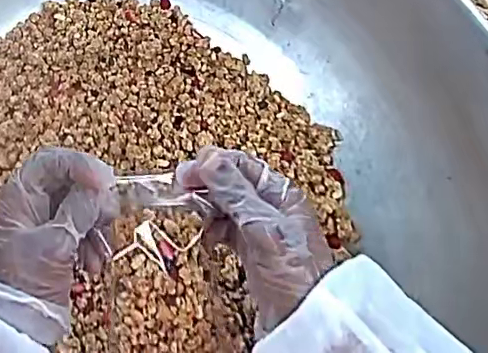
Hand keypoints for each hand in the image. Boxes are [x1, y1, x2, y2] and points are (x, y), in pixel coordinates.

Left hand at [0, 147, 115, 345]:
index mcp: (19, 194)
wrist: (23, 329)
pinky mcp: (56, 237)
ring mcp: (43, 219)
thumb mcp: (57, 241)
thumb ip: (81, 208)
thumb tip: (102, 188)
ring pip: (80, 202)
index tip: (103, 182)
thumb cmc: (30, 282)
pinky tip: (95, 260)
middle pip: (70, 180)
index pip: (53, 161)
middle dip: (93, 199)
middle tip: (111, 212)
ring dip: (97, 222)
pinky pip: (81, 223)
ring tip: (103, 246)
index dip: (80, 166)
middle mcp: (30, 200)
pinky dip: (93, 238)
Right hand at [175, 147, 332, 335]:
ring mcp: (262, 232)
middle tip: (180, 188)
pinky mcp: (254, 256)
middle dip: (206, 184)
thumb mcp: (263, 227)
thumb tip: (209, 158)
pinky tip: (206, 235)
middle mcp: (272, 208)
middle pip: (233, 184)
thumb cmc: (294, 275)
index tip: (187, 172)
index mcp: (280, 193)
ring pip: (228, 208)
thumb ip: (235, 192)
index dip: (213, 164)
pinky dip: (214, 229)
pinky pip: (229, 231)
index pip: (242, 165)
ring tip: (189, 210)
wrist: (306, 329)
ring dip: (208, 205)